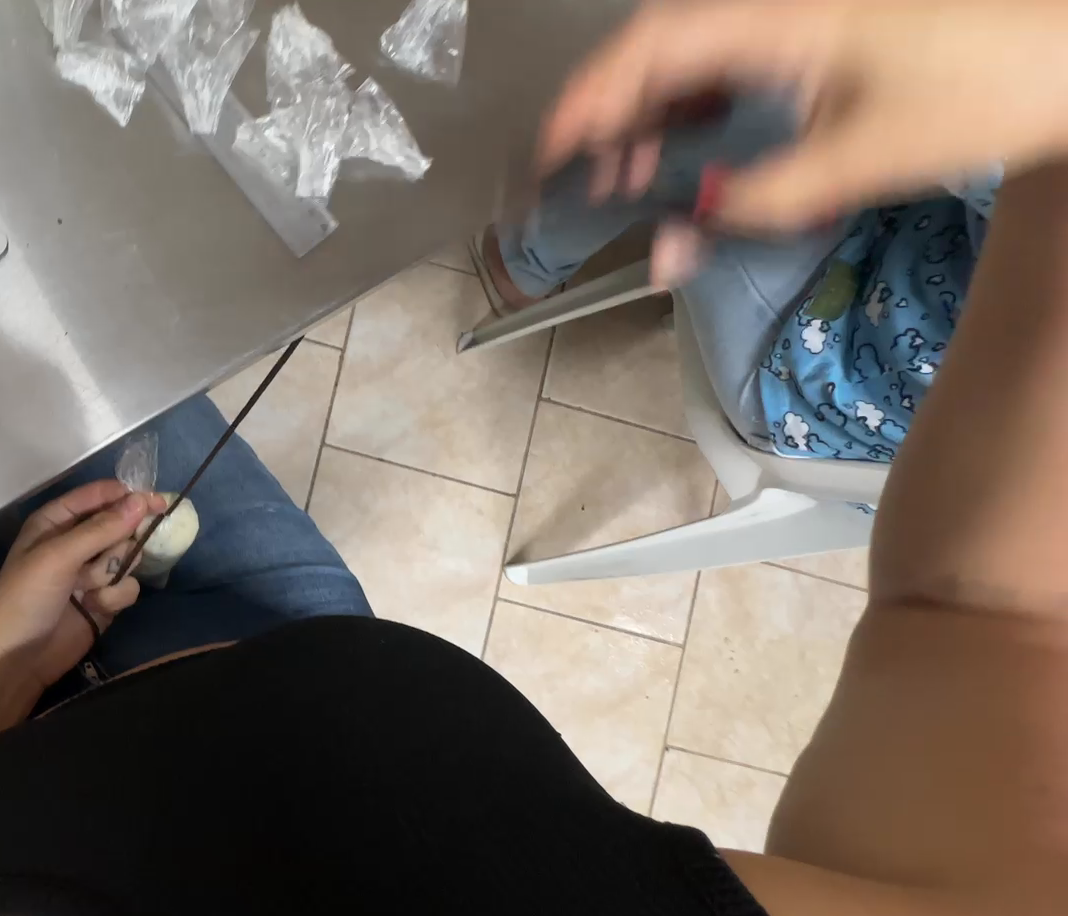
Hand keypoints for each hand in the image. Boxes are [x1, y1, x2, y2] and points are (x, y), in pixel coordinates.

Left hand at [0, 479, 168, 704]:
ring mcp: (92, 572)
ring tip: (89, 587)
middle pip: (120, 525)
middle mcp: (75, 542)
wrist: (17, 660)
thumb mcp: (58, 556)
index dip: (125, 495)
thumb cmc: (26, 598)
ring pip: (129, 556)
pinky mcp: (105, 601)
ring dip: (114, 571)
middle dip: (121, 540)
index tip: (155, 501)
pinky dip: (115, 597)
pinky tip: (95, 607)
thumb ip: (101, 529)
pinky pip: (128, 586)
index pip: (98, 496)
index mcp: (56, 521)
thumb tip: (142, 500)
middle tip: (113, 555)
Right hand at [539, 0, 1067, 232]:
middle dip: (604, 113)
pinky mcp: (811, 27)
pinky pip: (719, 59)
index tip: (548, 159)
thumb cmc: (999, 84)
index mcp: (785, 18)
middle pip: (654, 45)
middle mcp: (780, 4)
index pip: (650, 47)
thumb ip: (749, 209)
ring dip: (640, 114)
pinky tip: (678, 143)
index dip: (586, 102)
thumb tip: (660, 258)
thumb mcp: (861, 161)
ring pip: (683, 52)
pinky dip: (682, 105)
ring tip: (624, 174)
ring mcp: (796, 13)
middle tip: (582, 176)